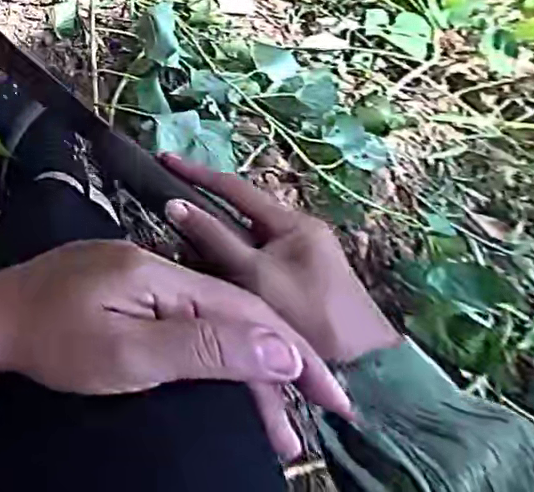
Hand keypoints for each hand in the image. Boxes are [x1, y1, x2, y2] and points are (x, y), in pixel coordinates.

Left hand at [0, 239, 352, 456]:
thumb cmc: (55, 343)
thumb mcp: (132, 355)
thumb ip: (204, 349)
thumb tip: (279, 346)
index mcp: (155, 271)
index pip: (242, 306)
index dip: (293, 351)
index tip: (337, 400)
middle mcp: (148, 262)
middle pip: (226, 312)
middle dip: (269, 369)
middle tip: (300, 434)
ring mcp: (128, 272)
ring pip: (200, 317)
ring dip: (236, 366)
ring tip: (268, 427)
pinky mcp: (114, 286)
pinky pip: (173, 317)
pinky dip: (200, 351)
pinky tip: (212, 379)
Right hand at [161, 154, 401, 365]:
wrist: (369, 374)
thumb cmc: (312, 318)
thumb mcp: (256, 276)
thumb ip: (214, 237)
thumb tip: (174, 204)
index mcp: (292, 222)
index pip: (234, 187)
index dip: (196, 172)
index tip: (164, 158)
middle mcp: (298, 230)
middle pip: (239, 209)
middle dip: (204, 205)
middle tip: (166, 200)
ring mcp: (301, 253)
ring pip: (245, 234)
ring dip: (214, 234)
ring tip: (179, 235)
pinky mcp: (299, 277)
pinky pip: (254, 254)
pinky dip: (229, 254)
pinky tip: (208, 265)